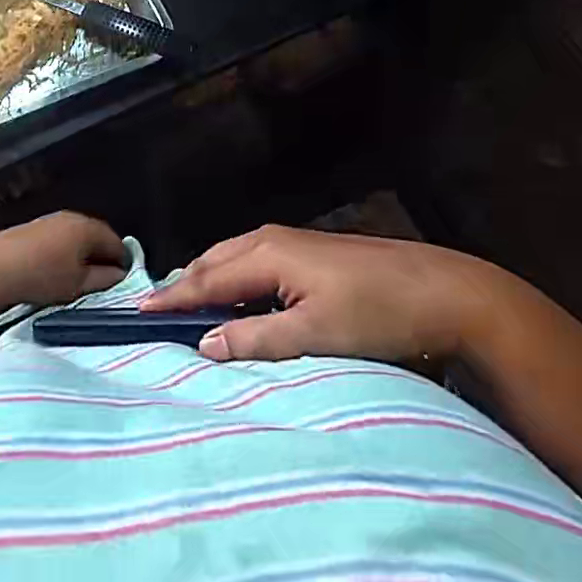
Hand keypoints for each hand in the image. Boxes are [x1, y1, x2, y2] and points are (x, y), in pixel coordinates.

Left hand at [0, 211, 126, 312]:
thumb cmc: (40, 276)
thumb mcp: (77, 284)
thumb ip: (103, 280)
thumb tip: (119, 276)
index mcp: (88, 228)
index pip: (116, 243)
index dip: (123, 262)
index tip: (124, 281)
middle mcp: (71, 218)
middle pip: (96, 237)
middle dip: (102, 257)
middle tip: (104, 282)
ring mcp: (49, 221)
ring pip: (75, 239)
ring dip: (81, 256)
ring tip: (79, 281)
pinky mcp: (31, 230)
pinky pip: (58, 241)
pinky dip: (64, 255)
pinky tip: (56, 272)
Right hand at [142, 225, 515, 362]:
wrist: (444, 289)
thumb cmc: (377, 312)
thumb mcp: (316, 334)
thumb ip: (256, 338)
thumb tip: (204, 343)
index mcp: (266, 254)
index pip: (206, 280)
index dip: (173, 298)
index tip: (138, 311)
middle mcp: (271, 239)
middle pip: (213, 261)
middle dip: (185, 283)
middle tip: (157, 308)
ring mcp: (292, 240)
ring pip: (233, 257)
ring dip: (208, 279)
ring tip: (189, 302)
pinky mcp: (310, 250)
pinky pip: (252, 259)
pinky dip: (232, 276)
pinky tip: (237, 294)